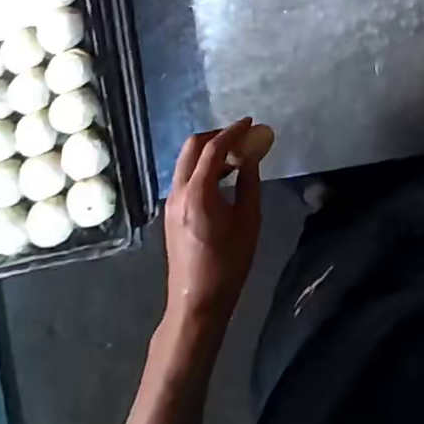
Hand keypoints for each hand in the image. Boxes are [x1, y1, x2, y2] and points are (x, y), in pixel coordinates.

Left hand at [162, 118, 262, 327]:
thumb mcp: (248, 220)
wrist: (197, 301)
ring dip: (209, 151)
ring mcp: (171, 202)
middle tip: (241, 136)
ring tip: (237, 155)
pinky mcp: (172, 212)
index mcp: (198, 192)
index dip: (233, 132)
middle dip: (216, 136)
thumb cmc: (228, 263)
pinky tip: (223, 177)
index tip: (250, 123)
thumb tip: (251, 157)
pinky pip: (186, 177)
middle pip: (192, 147)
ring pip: (186, 161)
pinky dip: (203, 167)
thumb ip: (249, 183)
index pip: (213, 149)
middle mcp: (178, 191)